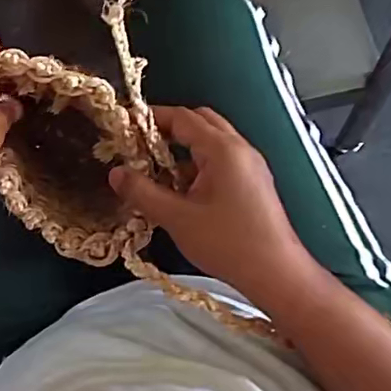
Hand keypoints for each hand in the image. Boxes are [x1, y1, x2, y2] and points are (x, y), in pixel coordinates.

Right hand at [109, 106, 318, 302]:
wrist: (275, 272)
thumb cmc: (227, 243)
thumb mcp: (176, 218)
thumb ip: (142, 192)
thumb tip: (116, 173)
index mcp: (222, 150)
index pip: (183, 117)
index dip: (152, 117)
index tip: (127, 126)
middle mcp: (240, 150)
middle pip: (201, 122)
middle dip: (169, 129)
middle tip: (141, 147)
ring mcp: (250, 166)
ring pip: (211, 143)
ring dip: (183, 151)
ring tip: (156, 173)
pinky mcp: (253, 183)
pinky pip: (221, 162)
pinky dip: (198, 166)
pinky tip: (181, 192)